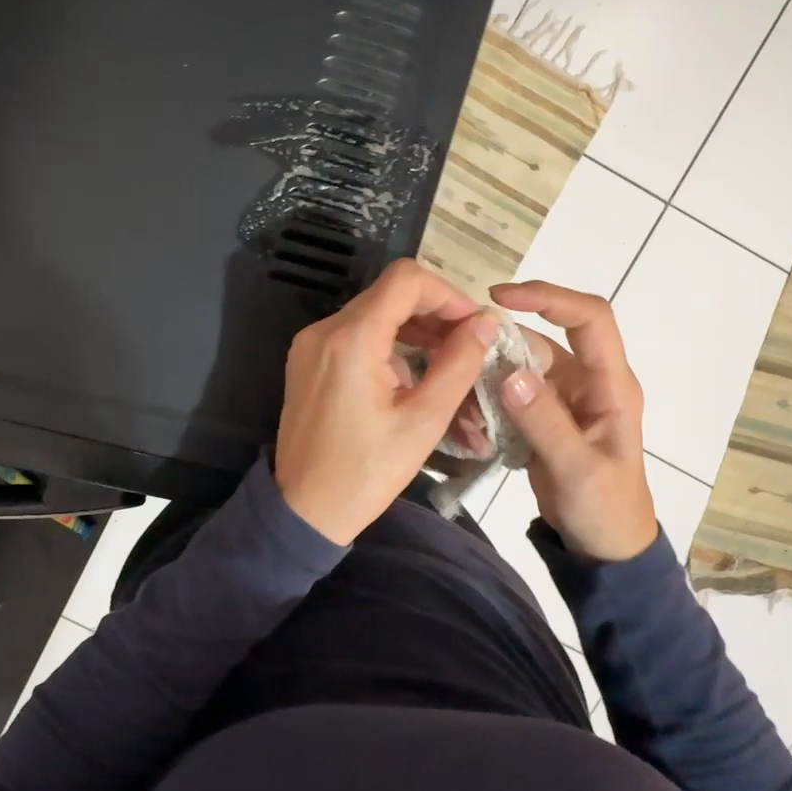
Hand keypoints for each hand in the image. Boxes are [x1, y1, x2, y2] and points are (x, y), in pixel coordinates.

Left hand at [274, 259, 498, 544]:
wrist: (305, 510)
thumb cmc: (366, 472)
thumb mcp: (423, 421)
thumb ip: (458, 364)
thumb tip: (486, 325)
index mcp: (350, 338)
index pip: (406, 280)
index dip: (448, 294)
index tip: (473, 326)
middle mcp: (323, 331)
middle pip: (388, 295)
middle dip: (434, 314)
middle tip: (468, 347)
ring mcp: (309, 347)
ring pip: (371, 315)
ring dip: (412, 331)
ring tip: (448, 363)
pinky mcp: (305, 364)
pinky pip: (352, 337)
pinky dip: (386, 346)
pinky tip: (409, 378)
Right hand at [489, 280, 658, 561]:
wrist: (605, 547)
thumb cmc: (605, 508)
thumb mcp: (578, 469)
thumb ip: (545, 422)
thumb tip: (510, 373)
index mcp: (610, 385)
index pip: (589, 319)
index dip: (549, 298)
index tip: (499, 298)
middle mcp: (586, 382)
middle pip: (540, 342)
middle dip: (498, 348)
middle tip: (456, 361)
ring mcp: (562, 401)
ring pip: (518, 369)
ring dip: (488, 382)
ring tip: (464, 410)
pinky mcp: (542, 419)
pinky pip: (509, 397)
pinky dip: (487, 405)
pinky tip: (470, 427)